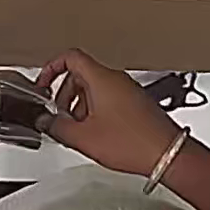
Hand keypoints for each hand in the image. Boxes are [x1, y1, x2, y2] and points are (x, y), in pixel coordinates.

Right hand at [36, 49, 182, 175]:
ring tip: (77, 129)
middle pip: (80, 74)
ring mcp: (128, 90)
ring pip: (94, 88)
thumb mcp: (83, 137)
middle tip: (59, 115)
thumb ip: (57, 126)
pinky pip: (109, 98)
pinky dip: (96, 111)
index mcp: (101, 79)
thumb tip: (46, 121)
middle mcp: (116, 79)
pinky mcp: (135, 102)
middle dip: (64, 95)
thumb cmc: (134, 141)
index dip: (52, 68)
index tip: (43, 84)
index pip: (71, 57)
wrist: (166, 153)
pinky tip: (96, 132)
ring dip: (80, 105)